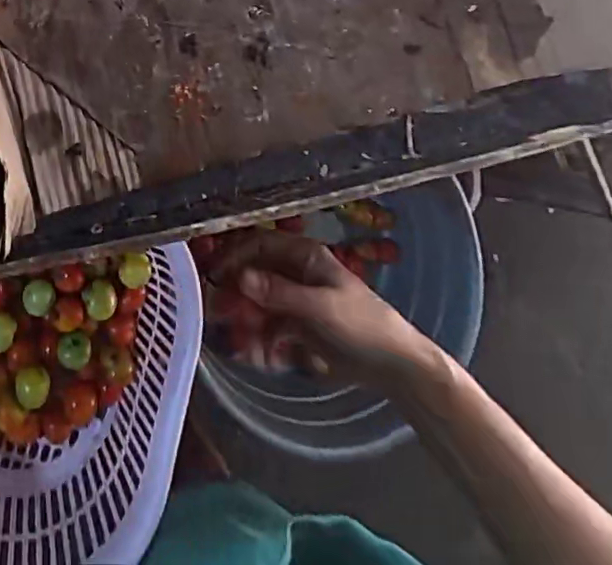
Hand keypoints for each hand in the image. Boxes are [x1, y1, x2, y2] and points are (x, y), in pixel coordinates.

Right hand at [210, 230, 449, 392]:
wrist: (396, 367)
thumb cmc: (363, 325)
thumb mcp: (320, 307)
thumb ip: (279, 292)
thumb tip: (239, 277)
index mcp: (304, 257)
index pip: (259, 244)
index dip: (235, 256)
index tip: (215, 275)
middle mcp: (296, 273)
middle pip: (254, 275)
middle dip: (235, 295)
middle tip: (217, 314)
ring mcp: (296, 300)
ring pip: (258, 304)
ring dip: (246, 322)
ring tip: (239, 345)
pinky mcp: (298, 326)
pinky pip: (269, 328)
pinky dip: (261, 340)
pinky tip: (258, 358)